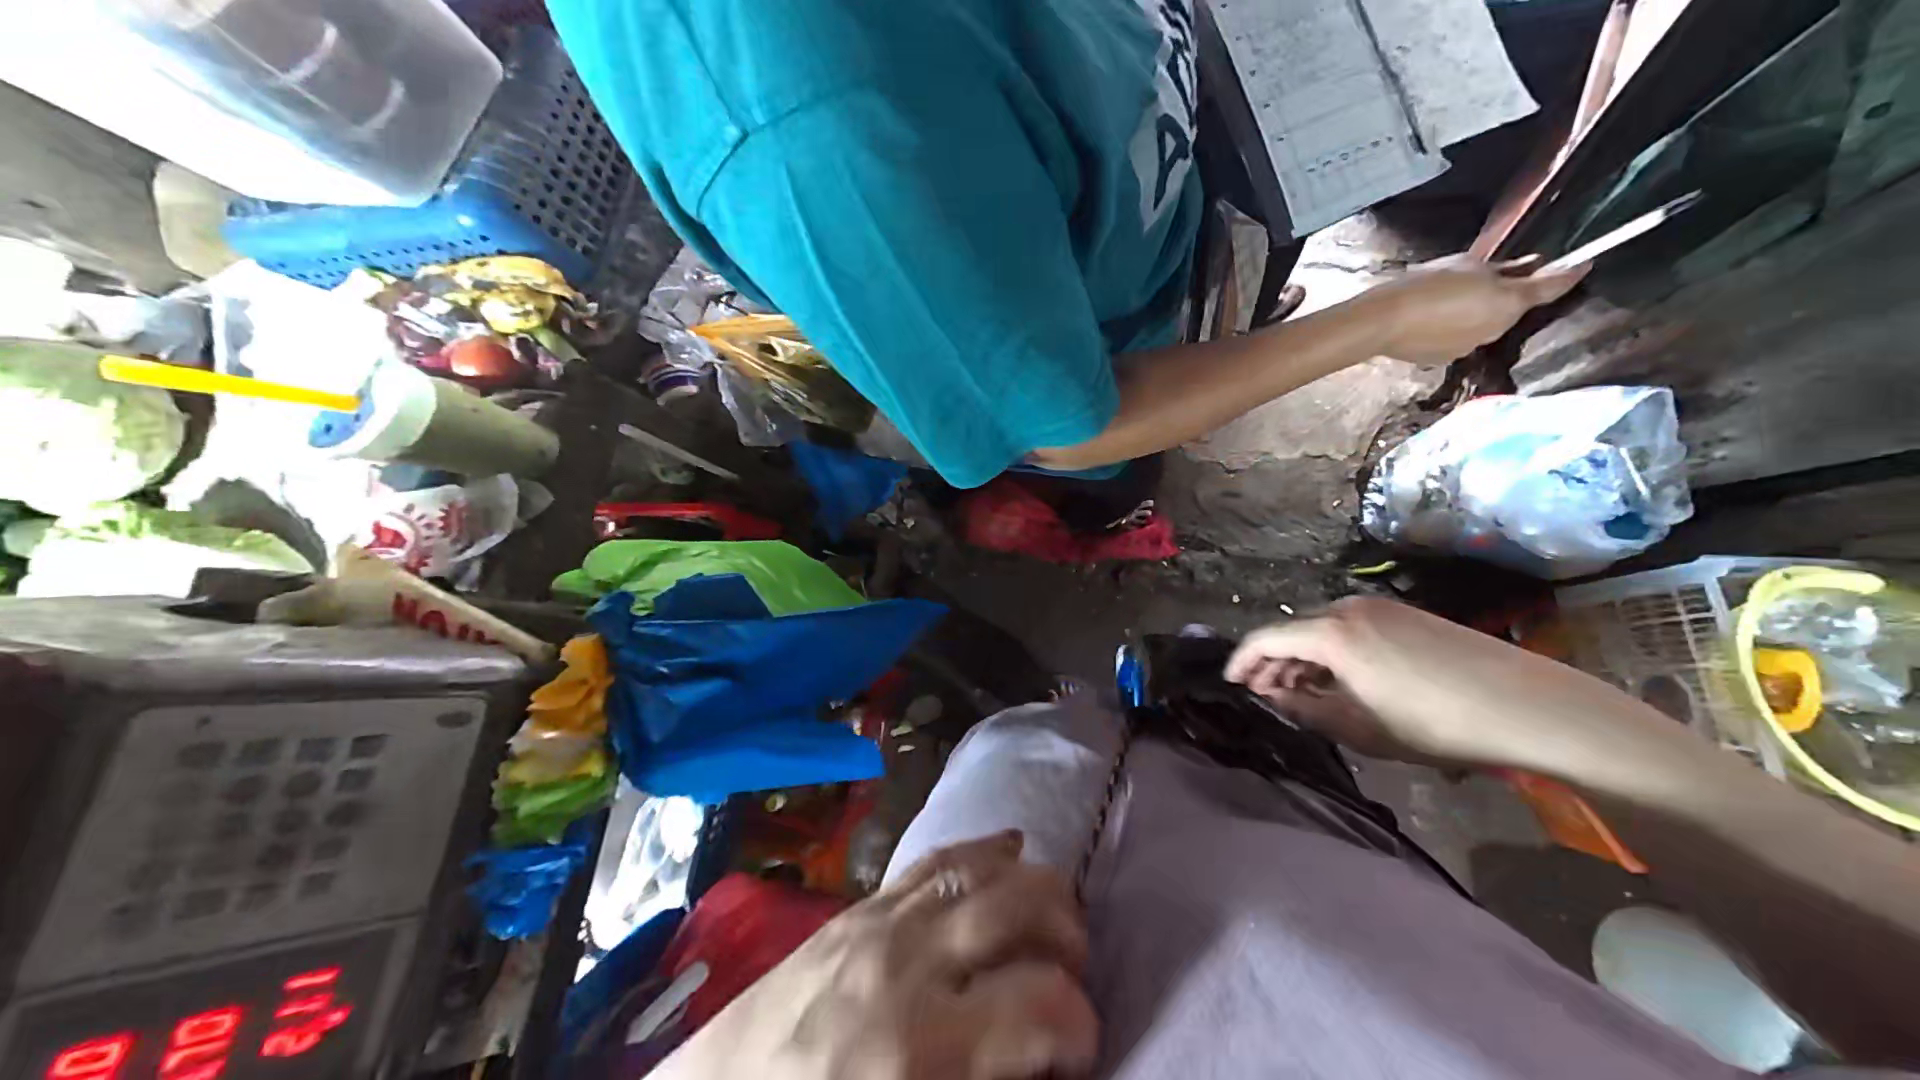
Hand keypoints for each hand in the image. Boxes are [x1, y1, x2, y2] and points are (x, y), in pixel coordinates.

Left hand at [659, 832, 1098, 1079]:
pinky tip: (1009, 846)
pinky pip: (931, 859)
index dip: (1083, 1025)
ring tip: (1056, 915)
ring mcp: (880, 920)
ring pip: (978, 870)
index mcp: (920, 1044)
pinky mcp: (860, 905)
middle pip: (1018, 908)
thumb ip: (981, 1078)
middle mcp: (907, 962)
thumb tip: (1035, 1061)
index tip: (1082, 1049)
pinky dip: (980, 850)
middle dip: (1067, 934)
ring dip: (1033, 884)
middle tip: (1076, 972)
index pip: (1040, 1005)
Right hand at [1225, 596, 1697, 781]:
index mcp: (1330, 633)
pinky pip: (1352, 628)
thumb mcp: (1359, 728)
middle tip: (1269, 696)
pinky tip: (1345, 681)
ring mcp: (1381, 607)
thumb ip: (1302, 709)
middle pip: (1293, 631)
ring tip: (1304, 693)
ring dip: (1305, 659)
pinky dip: (1335, 652)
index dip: (1241, 661)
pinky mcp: (1408, 614)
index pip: (1264, 638)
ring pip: (1322, 629)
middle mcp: (1348, 608)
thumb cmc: (1435, 724)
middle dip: (1274, 663)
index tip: (1231, 684)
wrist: (1531, 707)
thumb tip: (1272, 695)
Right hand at [1366, 255, 1589, 366]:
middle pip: (1512, 307)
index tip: (1584, 262)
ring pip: (1483, 324)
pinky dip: (1451, 327)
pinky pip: (1458, 337)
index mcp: (1510, 302)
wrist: (1382, 322)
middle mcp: (1498, 328)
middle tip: (1483, 278)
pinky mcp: (1444, 358)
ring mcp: (1471, 347)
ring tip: (1445, 301)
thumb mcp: (1466, 265)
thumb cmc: (1427, 285)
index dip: (1571, 272)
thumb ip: (1502, 269)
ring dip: (1474, 312)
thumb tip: (1526, 268)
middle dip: (1505, 294)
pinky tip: (1429, 319)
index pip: (1554, 286)